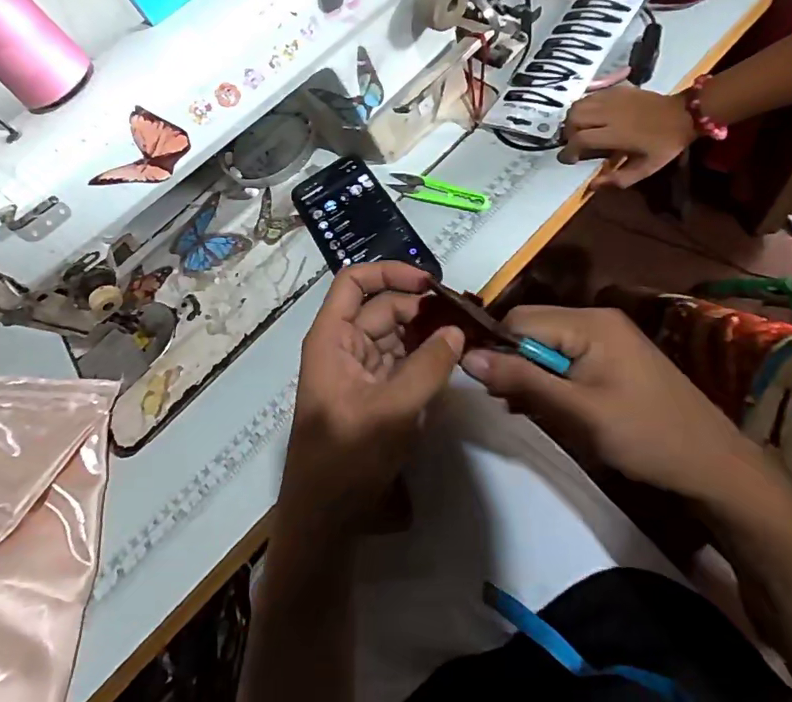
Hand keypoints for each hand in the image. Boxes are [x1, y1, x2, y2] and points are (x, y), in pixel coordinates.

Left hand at [278, 262, 465, 532]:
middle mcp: (344, 346)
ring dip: (428, 332)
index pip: (354, 283)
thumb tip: (456, 330)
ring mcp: (361, 371)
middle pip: (384, 307)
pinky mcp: (377, 394)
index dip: (390, 273)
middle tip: (465, 315)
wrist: (325, 519)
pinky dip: (426, 358)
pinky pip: (403, 362)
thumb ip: (428, 367)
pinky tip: (453, 361)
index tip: (430, 284)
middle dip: (421, 307)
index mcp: (333, 339)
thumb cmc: (346, 459)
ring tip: (466, 334)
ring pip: (397, 334)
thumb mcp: (391, 411)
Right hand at [461, 306, 757, 500]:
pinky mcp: (616, 357)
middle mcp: (599, 318)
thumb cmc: (645, 437)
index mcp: (591, 322)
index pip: (520, 320)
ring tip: (532, 411)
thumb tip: (467, 356)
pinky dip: (555, 380)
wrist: (713, 465)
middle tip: (512, 405)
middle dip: (517, 364)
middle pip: (534, 328)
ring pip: (550, 344)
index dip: (497, 350)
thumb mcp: (578, 412)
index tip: (489, 389)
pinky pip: (570, 357)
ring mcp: (611, 337)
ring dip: (534, 376)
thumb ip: (523, 380)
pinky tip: (555, 409)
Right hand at [561, 85, 696, 188]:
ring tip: (580, 129)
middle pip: (573, 118)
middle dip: (568, 133)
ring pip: (578, 105)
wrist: (682, 114)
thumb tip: (592, 185)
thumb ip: (618, 179)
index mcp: (615, 134)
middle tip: (575, 143)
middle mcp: (608, 113)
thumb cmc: (664, 145)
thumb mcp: (645, 169)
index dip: (569, 151)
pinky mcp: (616, 89)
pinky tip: (592, 116)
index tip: (569, 159)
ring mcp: (611, 98)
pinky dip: (585, 106)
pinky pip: (590, 96)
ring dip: (573, 119)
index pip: (579, 139)